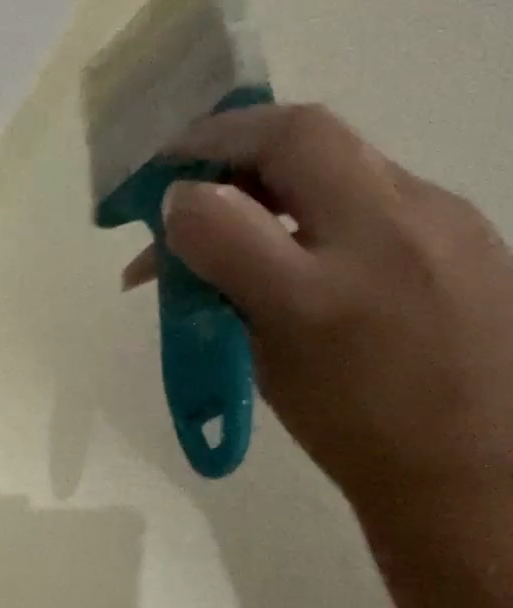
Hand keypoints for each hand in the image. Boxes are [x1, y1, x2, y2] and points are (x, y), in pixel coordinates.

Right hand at [121, 105, 512, 515]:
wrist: (464, 468)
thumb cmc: (359, 404)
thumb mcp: (279, 320)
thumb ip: (231, 245)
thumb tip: (180, 196)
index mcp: (375, 215)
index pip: (292, 133)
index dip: (216, 136)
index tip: (151, 172)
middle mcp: (414, 208)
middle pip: (308, 158)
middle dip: (224, 179)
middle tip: (160, 234)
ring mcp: (435, 238)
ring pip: (325, 199)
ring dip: (251, 218)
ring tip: (193, 279)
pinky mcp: (441, 271)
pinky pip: (349, 234)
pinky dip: (289, 244)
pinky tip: (263, 294)